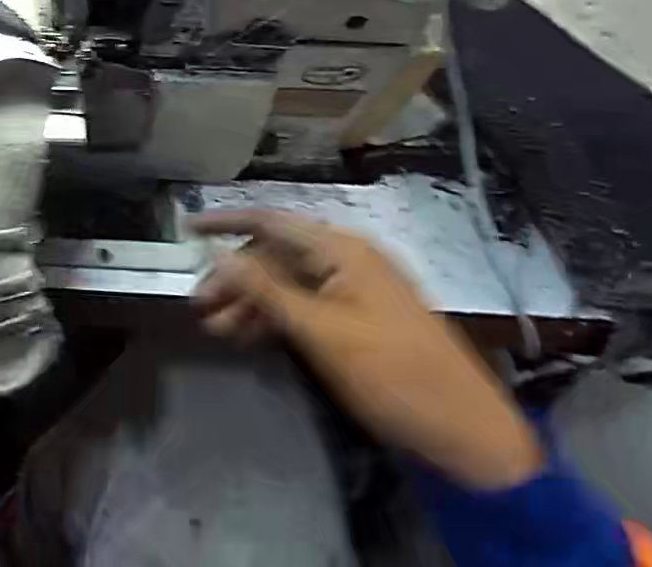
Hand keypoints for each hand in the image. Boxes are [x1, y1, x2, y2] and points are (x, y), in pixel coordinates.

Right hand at [190, 211, 542, 489]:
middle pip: (276, 253)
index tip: (188, 228)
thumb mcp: (322, 332)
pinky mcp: (355, 316)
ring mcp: (353, 287)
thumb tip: (220, 256)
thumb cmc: (391, 373)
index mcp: (342, 248)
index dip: (227, 221)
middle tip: (199, 306)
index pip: (272, 221)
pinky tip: (249, 336)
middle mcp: (346, 257)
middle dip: (235, 275)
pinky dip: (276, 317)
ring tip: (216, 329)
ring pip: (288, 281)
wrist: (464, 431)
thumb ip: (268, 290)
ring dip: (251, 301)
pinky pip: (305, 303)